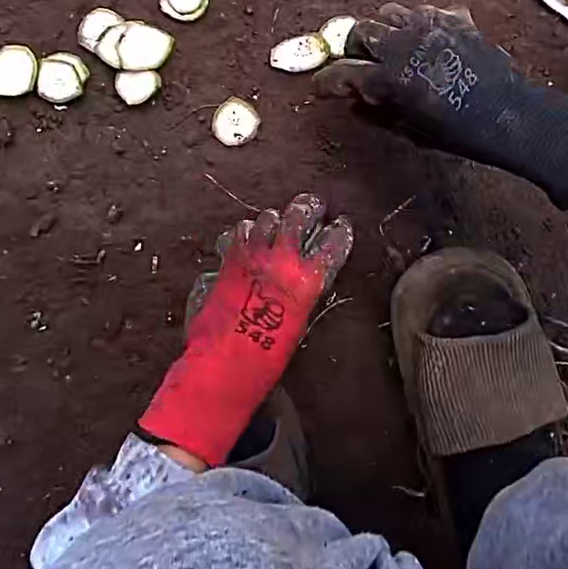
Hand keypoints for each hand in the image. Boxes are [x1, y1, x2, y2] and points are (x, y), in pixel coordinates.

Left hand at [137, 193, 352, 467]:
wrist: (224, 364)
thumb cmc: (265, 357)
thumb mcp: (298, 323)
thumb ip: (301, 293)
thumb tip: (303, 276)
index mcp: (307, 283)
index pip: (333, 245)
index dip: (341, 232)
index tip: (342, 224)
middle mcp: (282, 263)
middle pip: (298, 216)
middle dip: (308, 206)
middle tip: (313, 204)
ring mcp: (253, 256)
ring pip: (267, 218)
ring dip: (275, 219)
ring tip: (278, 221)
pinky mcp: (230, 258)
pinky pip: (240, 230)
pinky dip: (247, 230)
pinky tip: (249, 236)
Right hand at [315, 3, 567, 207]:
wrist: (515, 115)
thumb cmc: (462, 132)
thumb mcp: (410, 130)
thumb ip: (376, 110)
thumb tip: (355, 97)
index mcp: (390, 78)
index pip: (342, 73)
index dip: (327, 82)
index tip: (322, 88)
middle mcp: (405, 45)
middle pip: (360, 31)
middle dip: (355, 49)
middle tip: (362, 65)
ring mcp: (430, 27)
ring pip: (388, 13)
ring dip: (384, 31)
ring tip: (392, 49)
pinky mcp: (454, 19)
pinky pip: (422, 11)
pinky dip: (415, 24)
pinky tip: (424, 42)